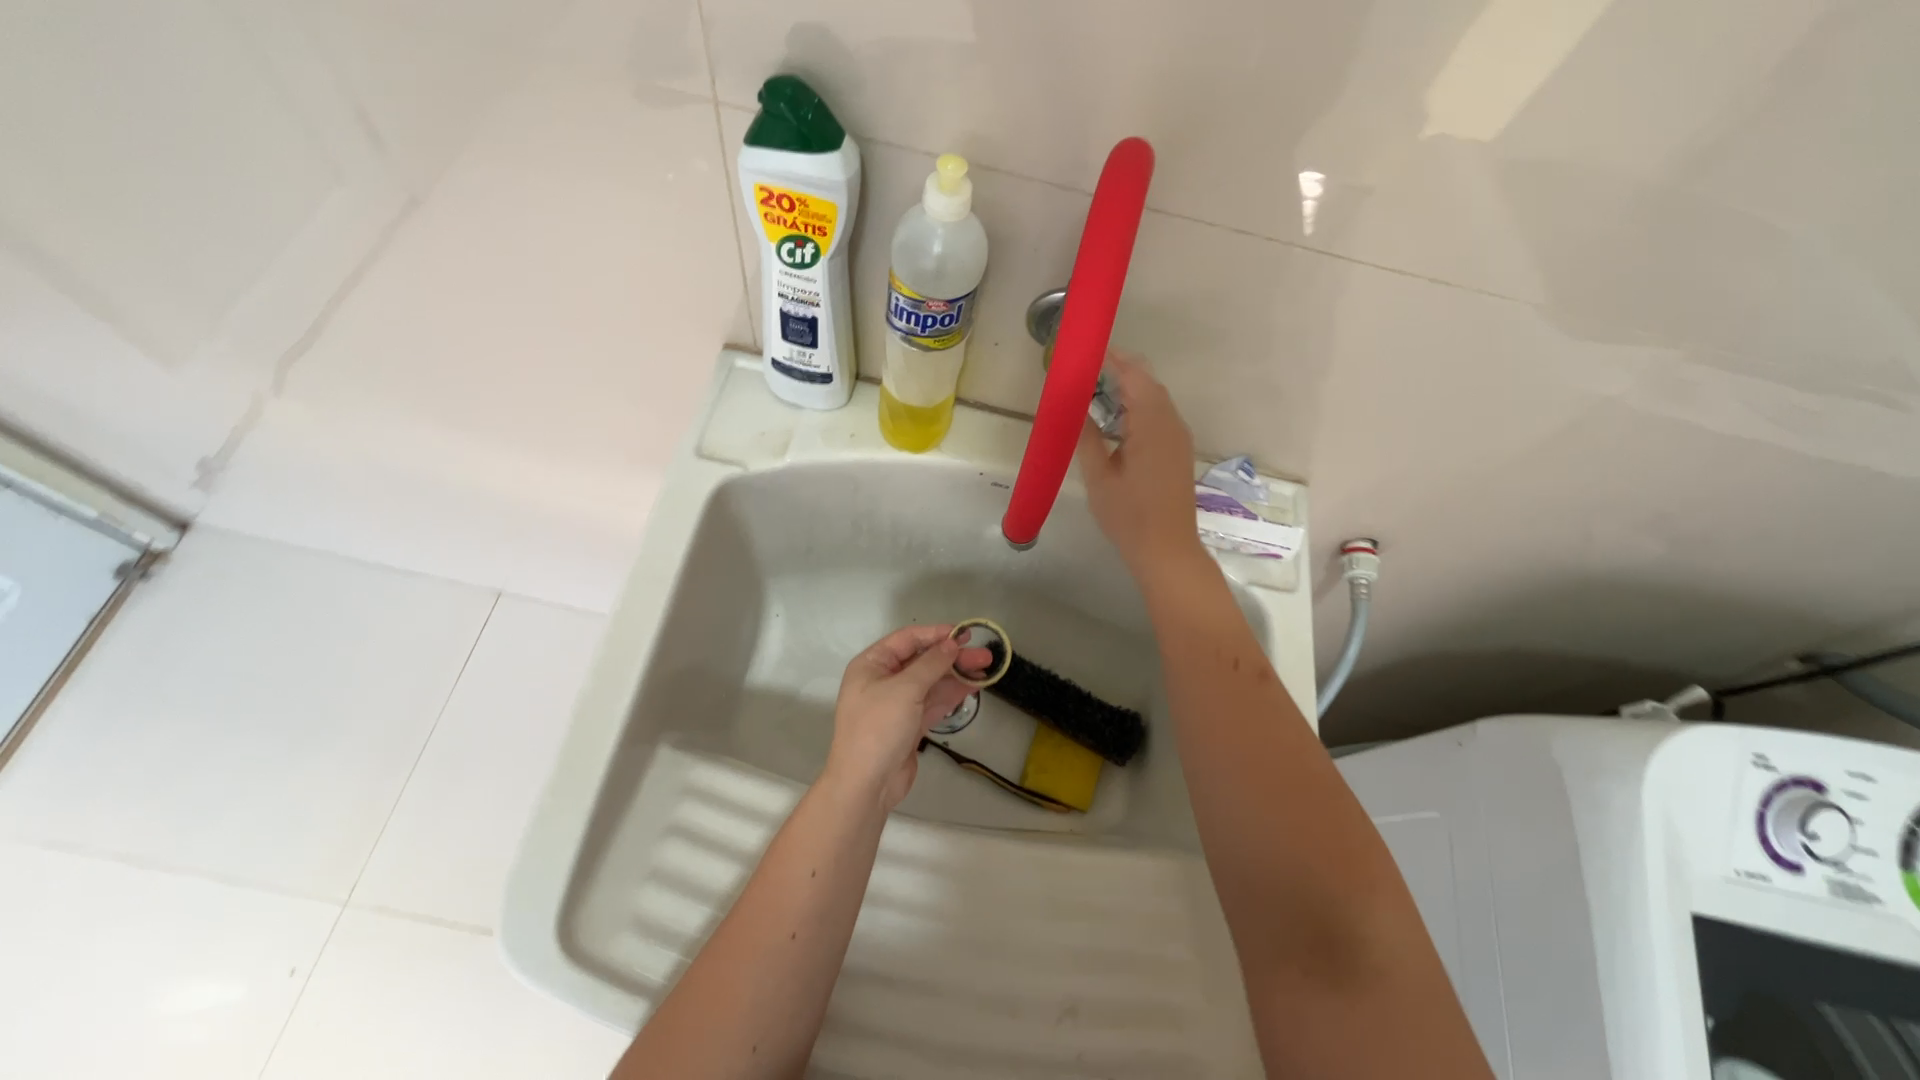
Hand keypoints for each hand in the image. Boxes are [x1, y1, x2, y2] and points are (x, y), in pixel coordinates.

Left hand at [825, 625, 992, 810]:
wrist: (866, 784)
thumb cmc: (879, 728)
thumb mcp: (905, 690)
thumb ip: (931, 664)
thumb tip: (952, 643)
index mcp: (872, 664)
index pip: (908, 639)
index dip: (937, 634)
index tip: (966, 634)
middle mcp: (883, 680)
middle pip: (922, 661)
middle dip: (952, 657)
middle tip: (984, 657)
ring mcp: (897, 703)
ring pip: (931, 682)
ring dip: (956, 676)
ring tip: (986, 671)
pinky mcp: (909, 724)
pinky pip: (932, 702)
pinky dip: (951, 694)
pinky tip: (972, 688)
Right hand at [1076, 354, 1204, 573]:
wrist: (1167, 551)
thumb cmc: (1129, 517)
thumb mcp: (1098, 477)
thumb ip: (1087, 437)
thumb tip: (1075, 408)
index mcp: (1151, 425)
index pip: (1133, 376)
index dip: (1110, 360)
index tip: (1086, 351)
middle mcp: (1171, 423)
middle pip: (1147, 382)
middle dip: (1118, 371)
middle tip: (1085, 371)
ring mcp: (1178, 437)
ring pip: (1155, 398)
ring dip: (1129, 389)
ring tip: (1094, 392)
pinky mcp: (1178, 451)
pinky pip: (1159, 415)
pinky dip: (1138, 407)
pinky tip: (1116, 420)